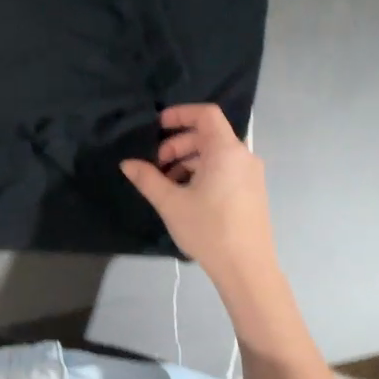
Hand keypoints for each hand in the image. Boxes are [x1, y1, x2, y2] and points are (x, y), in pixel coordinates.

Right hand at [120, 103, 277, 287]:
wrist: (245, 265)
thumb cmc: (208, 229)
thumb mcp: (171, 203)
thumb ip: (148, 179)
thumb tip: (128, 163)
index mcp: (225, 151)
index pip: (206, 115)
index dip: (181, 114)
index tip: (157, 125)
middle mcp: (243, 156)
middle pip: (208, 135)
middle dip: (178, 145)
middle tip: (156, 166)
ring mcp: (250, 174)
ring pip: (215, 155)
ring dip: (188, 162)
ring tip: (167, 185)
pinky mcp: (251, 191)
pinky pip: (224, 170)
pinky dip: (202, 173)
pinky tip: (186, 196)